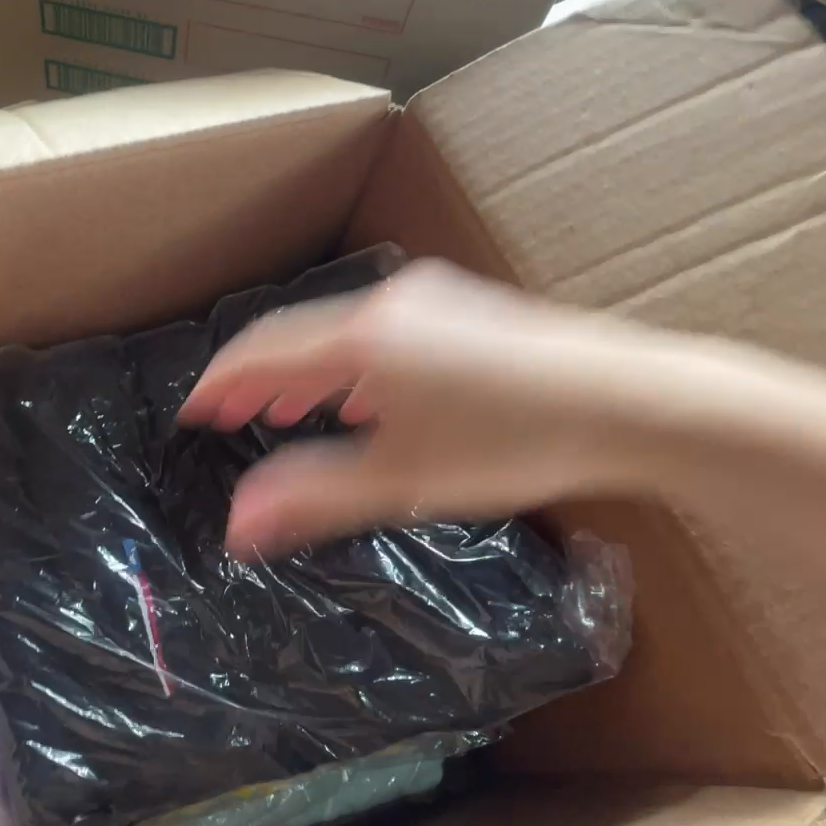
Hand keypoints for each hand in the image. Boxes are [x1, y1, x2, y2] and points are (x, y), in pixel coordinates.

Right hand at [178, 260, 722, 557]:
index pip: (261, 350)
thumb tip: (236, 526)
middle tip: (228, 415)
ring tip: (284, 411)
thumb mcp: (401, 479)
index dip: (219, 382)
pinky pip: (378, 331)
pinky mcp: (462, 308)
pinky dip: (347, 365)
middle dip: (256, 379)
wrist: (633, 401)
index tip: (192, 411)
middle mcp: (387, 303)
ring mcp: (429, 298)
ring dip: (303, 373)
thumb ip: (312, 498)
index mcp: (361, 337)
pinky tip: (363, 397)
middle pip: (296, 335)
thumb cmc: (511, 442)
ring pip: (339, 333)